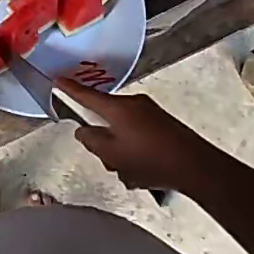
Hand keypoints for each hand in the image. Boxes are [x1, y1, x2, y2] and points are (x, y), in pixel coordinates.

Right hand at [58, 79, 229, 193]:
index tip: (57, 80)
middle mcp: (134, 105)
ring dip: (122, 153)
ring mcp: (151, 115)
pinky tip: (145, 174)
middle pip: (106, 120)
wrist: (196, 166)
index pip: (87, 96)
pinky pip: (138, 137)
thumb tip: (83, 131)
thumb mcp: (112, 154)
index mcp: (118, 108)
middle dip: (105, 143)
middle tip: (112, 162)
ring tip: (133, 173)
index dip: (70, 90)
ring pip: (122, 132)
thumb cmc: (151, 159)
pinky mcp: (163, 127)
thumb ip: (91, 141)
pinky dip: (136, 154)